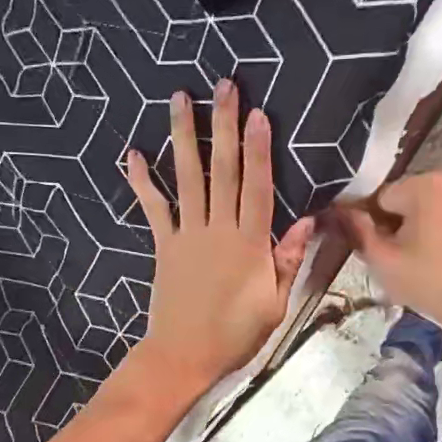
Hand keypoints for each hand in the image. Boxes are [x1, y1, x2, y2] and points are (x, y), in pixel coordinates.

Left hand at [125, 79, 314, 390]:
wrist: (184, 356)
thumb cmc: (236, 333)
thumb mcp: (276, 302)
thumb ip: (288, 259)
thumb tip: (309, 220)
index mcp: (250, 242)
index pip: (257, 186)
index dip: (258, 148)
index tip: (256, 112)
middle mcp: (217, 228)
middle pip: (223, 169)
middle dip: (223, 125)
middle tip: (222, 85)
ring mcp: (187, 233)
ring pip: (187, 177)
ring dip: (184, 136)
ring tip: (179, 99)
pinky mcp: (163, 244)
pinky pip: (153, 207)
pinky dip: (142, 181)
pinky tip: (132, 153)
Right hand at [335, 172, 441, 349]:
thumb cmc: (434, 284)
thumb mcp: (384, 263)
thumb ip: (359, 232)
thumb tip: (344, 211)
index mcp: (426, 185)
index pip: (382, 196)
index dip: (375, 223)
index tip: (379, 249)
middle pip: (408, 197)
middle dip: (400, 221)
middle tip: (401, 257)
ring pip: (432, 204)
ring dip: (422, 225)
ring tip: (424, 259)